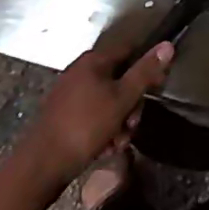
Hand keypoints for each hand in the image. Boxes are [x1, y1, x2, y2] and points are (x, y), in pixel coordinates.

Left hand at [16, 38, 174, 190]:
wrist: (41, 164)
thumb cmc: (84, 126)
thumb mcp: (122, 99)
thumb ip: (145, 72)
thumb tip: (167, 44)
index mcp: (93, 61)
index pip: (130, 50)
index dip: (147, 66)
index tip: (156, 88)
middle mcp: (80, 71)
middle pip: (120, 79)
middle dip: (132, 104)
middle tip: (131, 124)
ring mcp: (70, 94)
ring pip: (108, 101)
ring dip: (119, 121)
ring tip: (117, 142)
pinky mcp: (64, 115)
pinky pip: (93, 115)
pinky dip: (103, 130)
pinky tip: (104, 148)